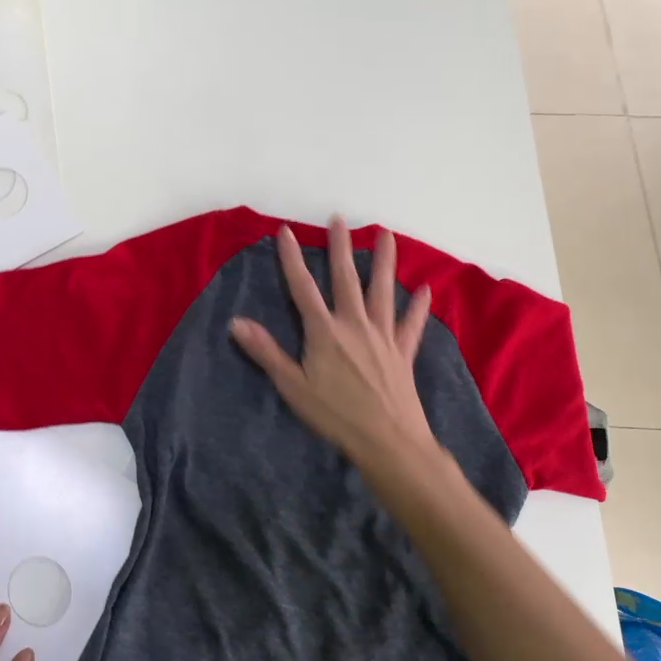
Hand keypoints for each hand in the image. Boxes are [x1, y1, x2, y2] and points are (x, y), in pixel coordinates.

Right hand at [228, 217, 438, 467]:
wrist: (389, 441)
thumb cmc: (335, 415)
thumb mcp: (292, 385)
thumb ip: (266, 352)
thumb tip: (236, 322)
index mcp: (324, 331)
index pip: (302, 287)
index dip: (292, 259)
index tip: (286, 231)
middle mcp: (355, 325)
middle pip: (346, 279)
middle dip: (340, 247)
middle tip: (338, 219)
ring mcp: (383, 337)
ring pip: (383, 292)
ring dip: (384, 262)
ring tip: (386, 235)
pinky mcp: (403, 353)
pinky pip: (411, 325)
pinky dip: (418, 307)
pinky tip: (425, 290)